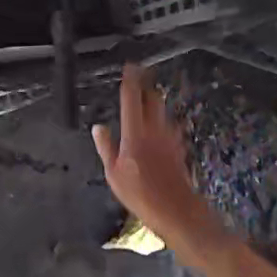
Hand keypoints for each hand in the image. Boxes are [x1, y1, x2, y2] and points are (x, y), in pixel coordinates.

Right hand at [94, 65, 221, 251]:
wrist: (176, 209)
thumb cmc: (140, 194)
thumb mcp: (113, 174)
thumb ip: (106, 147)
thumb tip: (98, 127)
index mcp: (134, 132)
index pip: (132, 97)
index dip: (130, 79)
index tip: (130, 66)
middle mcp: (154, 128)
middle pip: (152, 96)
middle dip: (146, 84)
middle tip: (138, 77)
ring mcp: (169, 135)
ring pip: (162, 108)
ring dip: (154, 99)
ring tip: (146, 96)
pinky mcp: (178, 144)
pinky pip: (169, 123)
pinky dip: (162, 117)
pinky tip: (158, 124)